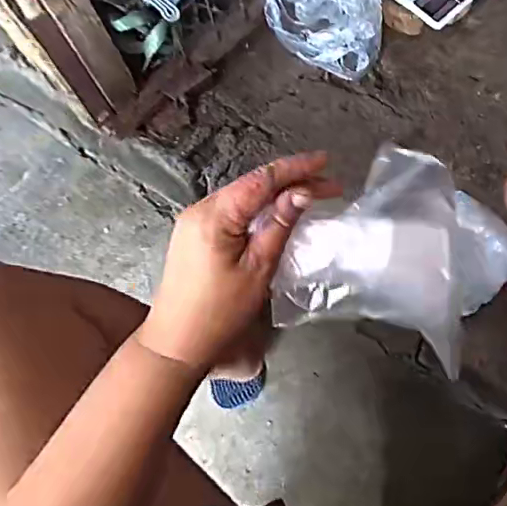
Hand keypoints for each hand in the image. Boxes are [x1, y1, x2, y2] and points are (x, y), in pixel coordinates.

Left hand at [138, 152, 339, 371]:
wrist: (176, 343)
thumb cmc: (220, 310)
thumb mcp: (259, 267)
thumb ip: (280, 224)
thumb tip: (303, 192)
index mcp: (214, 216)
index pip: (262, 180)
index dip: (296, 168)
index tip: (325, 161)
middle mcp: (201, 210)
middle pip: (254, 183)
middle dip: (293, 179)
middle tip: (330, 185)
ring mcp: (196, 220)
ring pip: (246, 194)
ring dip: (280, 191)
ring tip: (314, 193)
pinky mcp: (197, 232)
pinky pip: (237, 207)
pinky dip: (263, 204)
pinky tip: (283, 207)